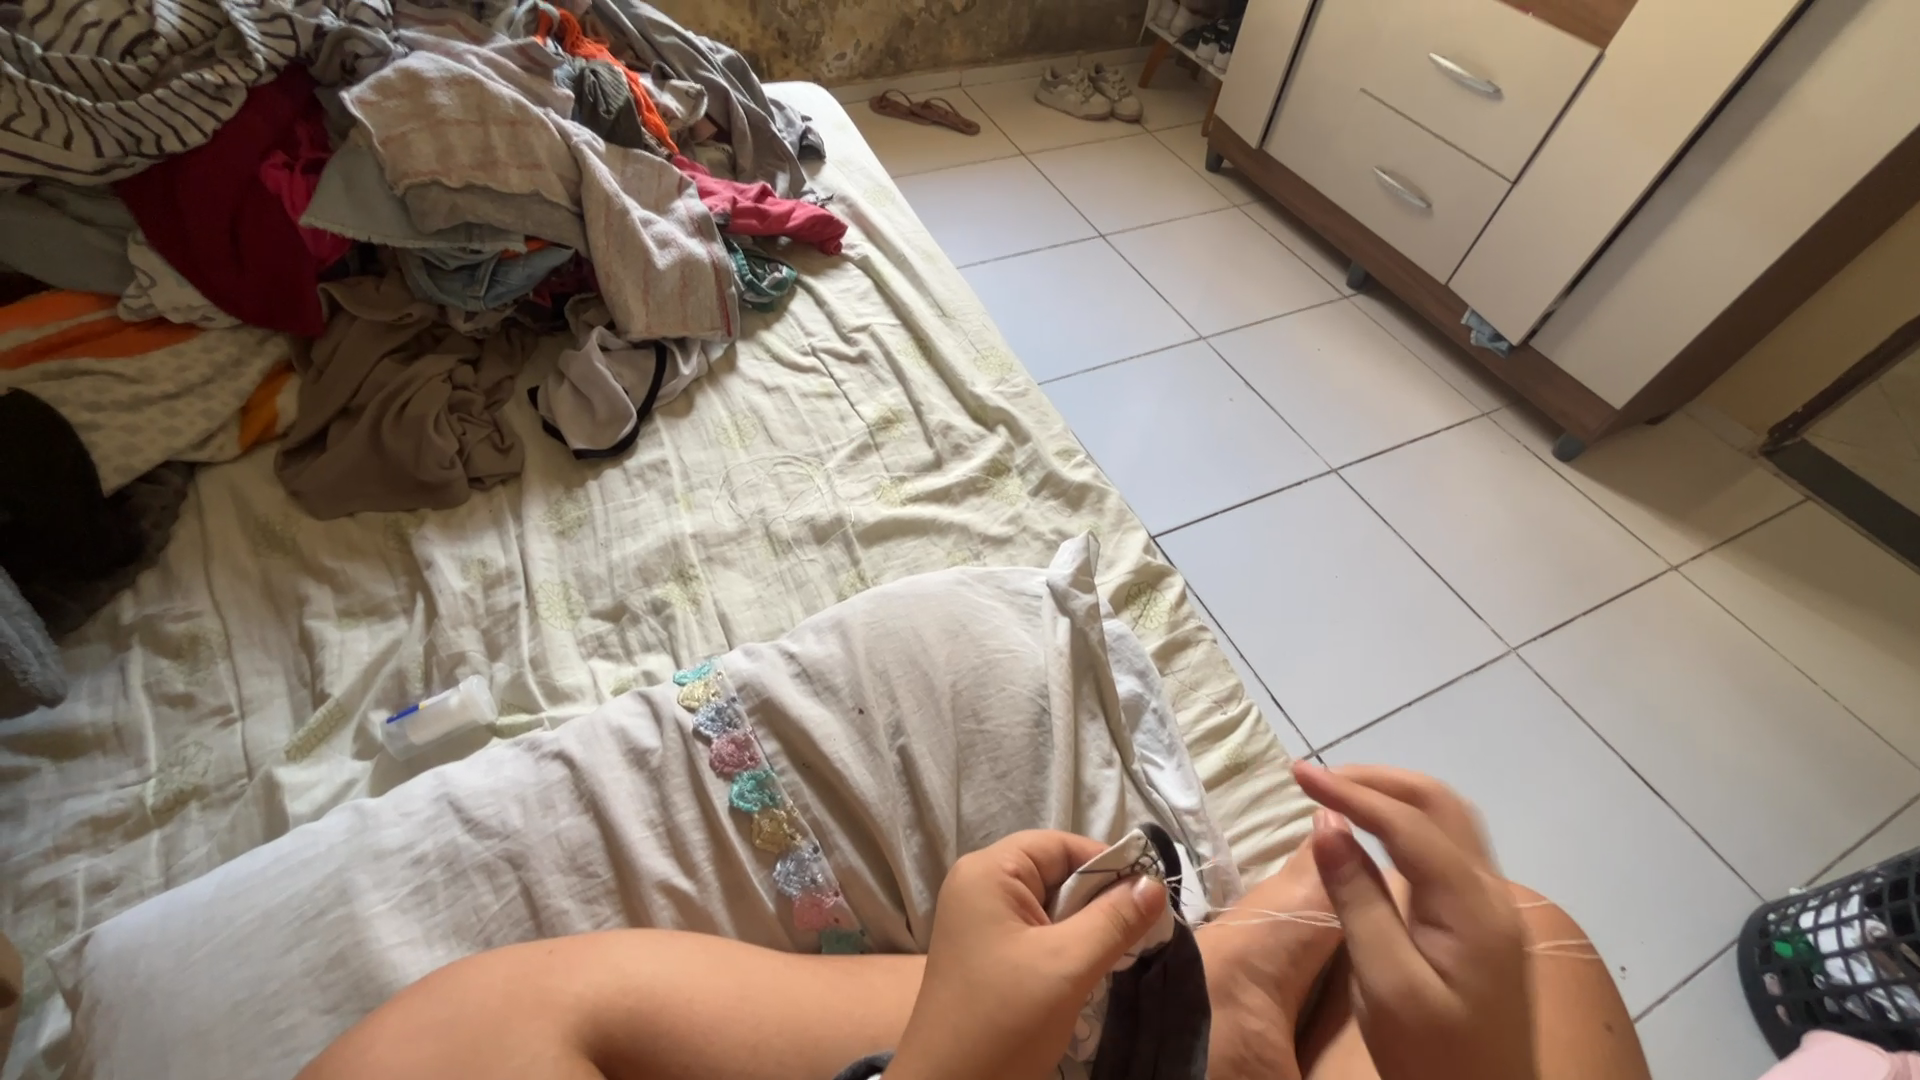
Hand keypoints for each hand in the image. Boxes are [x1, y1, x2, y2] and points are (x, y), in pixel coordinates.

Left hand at [887, 830, 1167, 1079]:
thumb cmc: (1004, 1022)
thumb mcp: (1067, 967)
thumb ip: (1114, 920)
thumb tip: (1155, 882)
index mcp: (988, 871)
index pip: (1058, 845)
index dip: (1106, 862)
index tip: (1150, 892)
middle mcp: (979, 882)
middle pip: (1053, 870)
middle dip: (1098, 895)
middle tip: (1141, 927)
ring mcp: (978, 916)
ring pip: (1048, 901)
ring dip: (1084, 922)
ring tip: (1119, 948)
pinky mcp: (984, 947)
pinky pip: (1034, 927)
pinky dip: (1064, 940)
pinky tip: (1087, 964)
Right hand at [1292, 762, 1534, 1079]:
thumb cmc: (1430, 1058)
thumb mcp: (1383, 982)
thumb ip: (1356, 896)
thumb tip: (1324, 822)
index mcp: (1472, 907)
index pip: (1407, 824)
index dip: (1350, 792)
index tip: (1296, 774)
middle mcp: (1491, 893)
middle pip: (1438, 804)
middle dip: (1375, 780)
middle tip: (1316, 779)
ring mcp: (1490, 906)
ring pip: (1446, 819)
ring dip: (1391, 794)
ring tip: (1337, 793)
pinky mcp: (1479, 920)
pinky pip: (1444, 844)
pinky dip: (1403, 820)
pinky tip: (1372, 831)